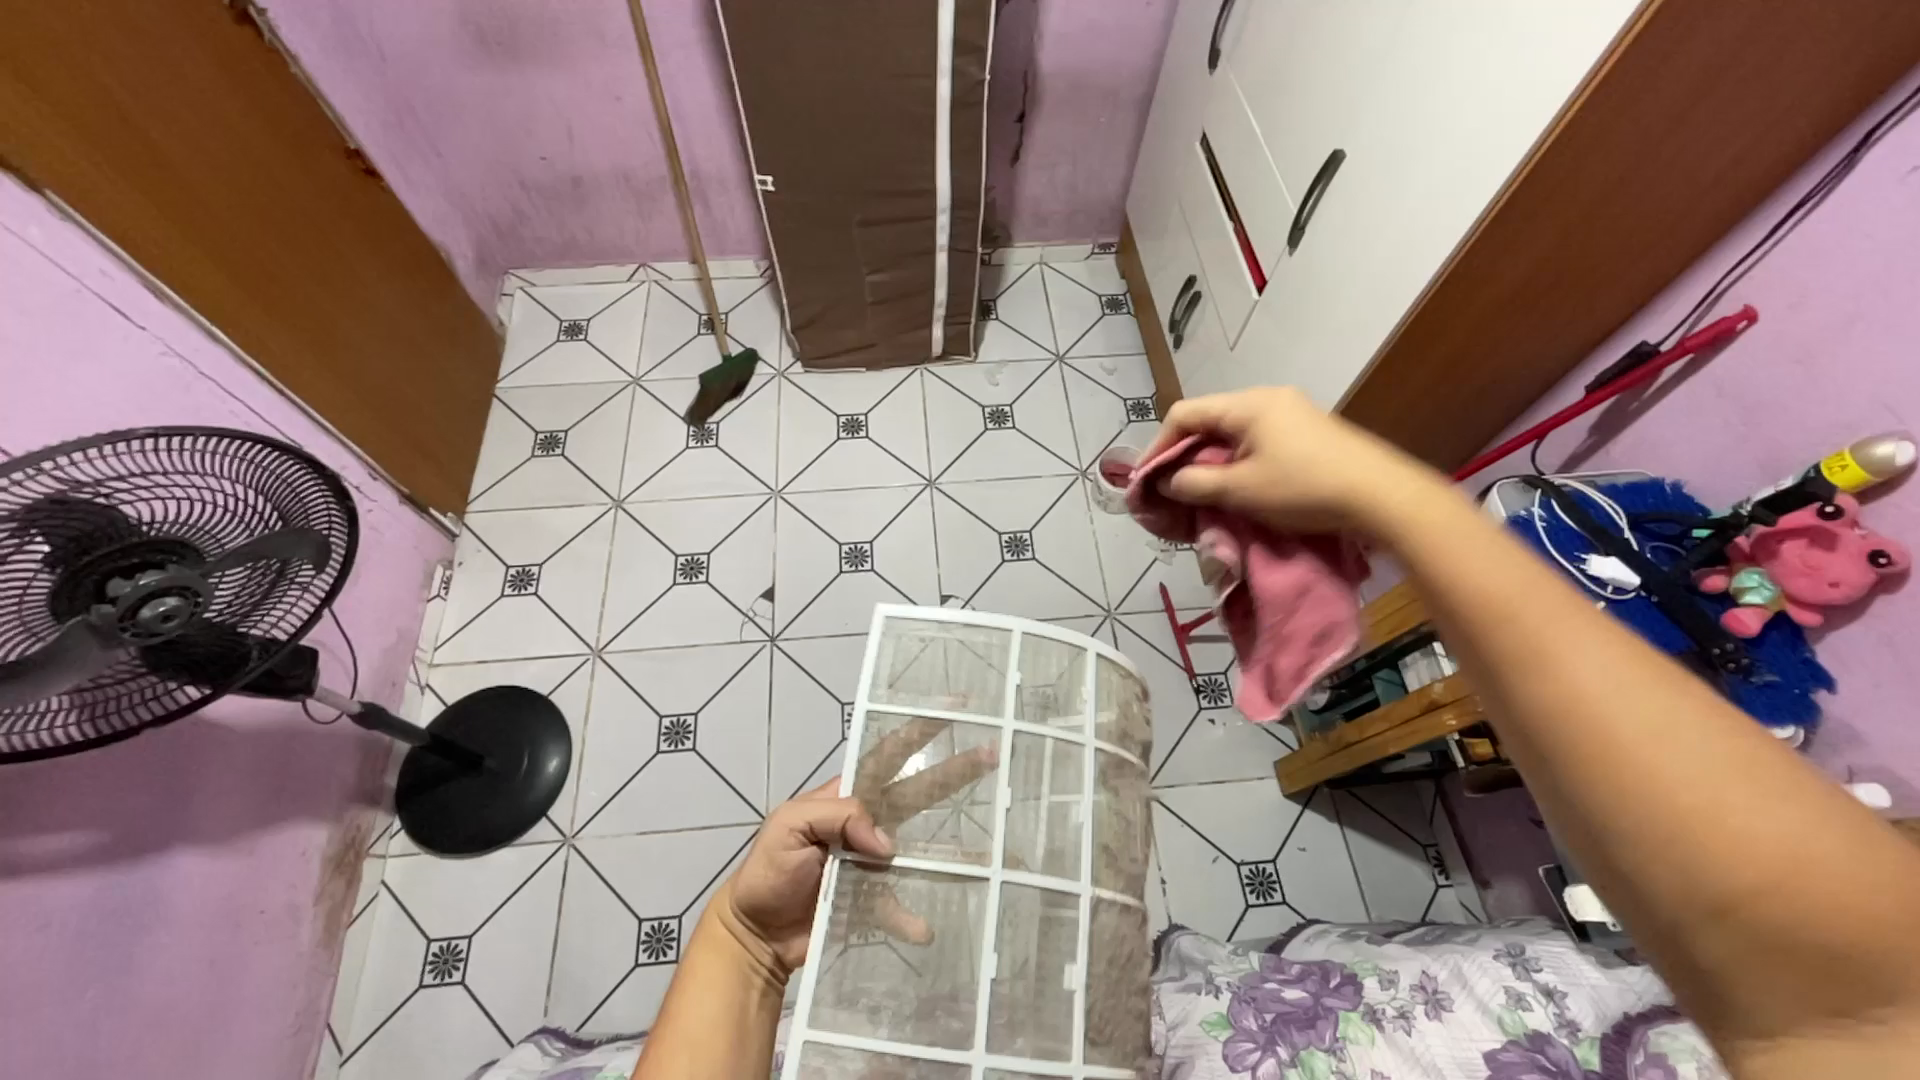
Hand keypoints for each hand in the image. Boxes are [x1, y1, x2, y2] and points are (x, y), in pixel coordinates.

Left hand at [726, 717, 1000, 976]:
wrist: (755, 934)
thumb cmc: (768, 869)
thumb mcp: (789, 826)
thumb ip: (838, 818)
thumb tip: (888, 843)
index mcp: (847, 797)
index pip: (889, 755)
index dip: (919, 731)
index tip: (954, 707)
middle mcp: (868, 824)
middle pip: (918, 792)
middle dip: (955, 772)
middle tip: (993, 755)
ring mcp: (873, 864)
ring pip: (920, 850)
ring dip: (955, 851)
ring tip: (992, 851)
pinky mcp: (872, 902)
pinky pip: (900, 906)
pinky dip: (912, 917)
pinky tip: (923, 928)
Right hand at [1140, 386, 1442, 535]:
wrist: (1384, 497)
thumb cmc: (1305, 488)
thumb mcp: (1241, 490)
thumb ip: (1196, 483)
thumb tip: (1169, 481)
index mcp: (1248, 404)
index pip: (1184, 413)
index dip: (1159, 446)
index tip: (1149, 480)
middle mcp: (1268, 399)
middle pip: (1208, 420)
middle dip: (1185, 455)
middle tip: (1173, 489)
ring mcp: (1292, 413)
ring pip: (1232, 433)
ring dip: (1211, 462)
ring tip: (1203, 493)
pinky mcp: (1308, 433)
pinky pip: (1257, 442)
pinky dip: (1238, 463)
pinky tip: (1239, 488)